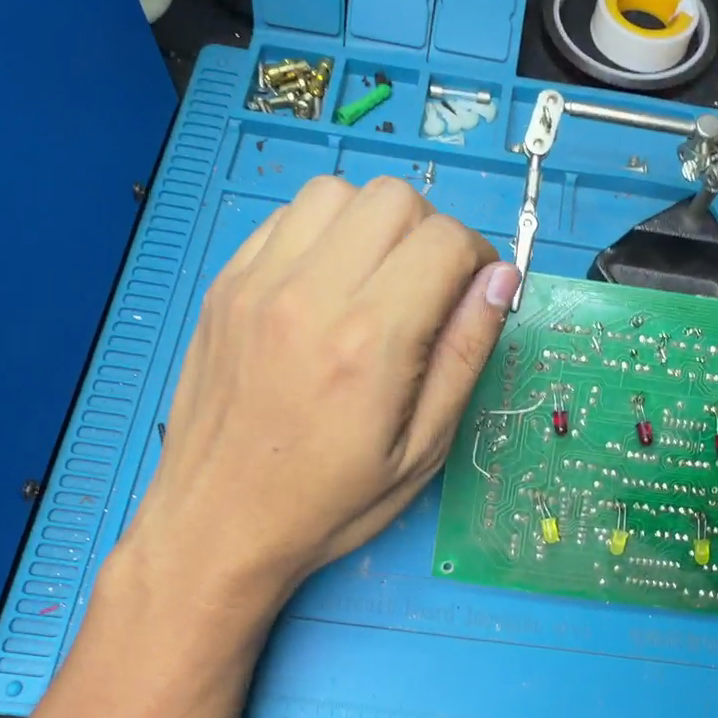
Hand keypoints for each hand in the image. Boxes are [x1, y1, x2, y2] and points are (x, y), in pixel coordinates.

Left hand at [113, 176, 515, 619]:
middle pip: (394, 198)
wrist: (217, 524)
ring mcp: (258, 283)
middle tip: (428, 286)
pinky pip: (284, 218)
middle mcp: (311, 294)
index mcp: (370, 341)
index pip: (445, 241)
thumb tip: (499, 280)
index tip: (473, 294)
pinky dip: (321, 233)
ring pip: (336, 192)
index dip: (478, 259)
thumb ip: (466, 355)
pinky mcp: (224, 285)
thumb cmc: (329, 502)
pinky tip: (324, 284)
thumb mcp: (422, 450)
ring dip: (372, 223)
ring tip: (375, 278)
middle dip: (430, 232)